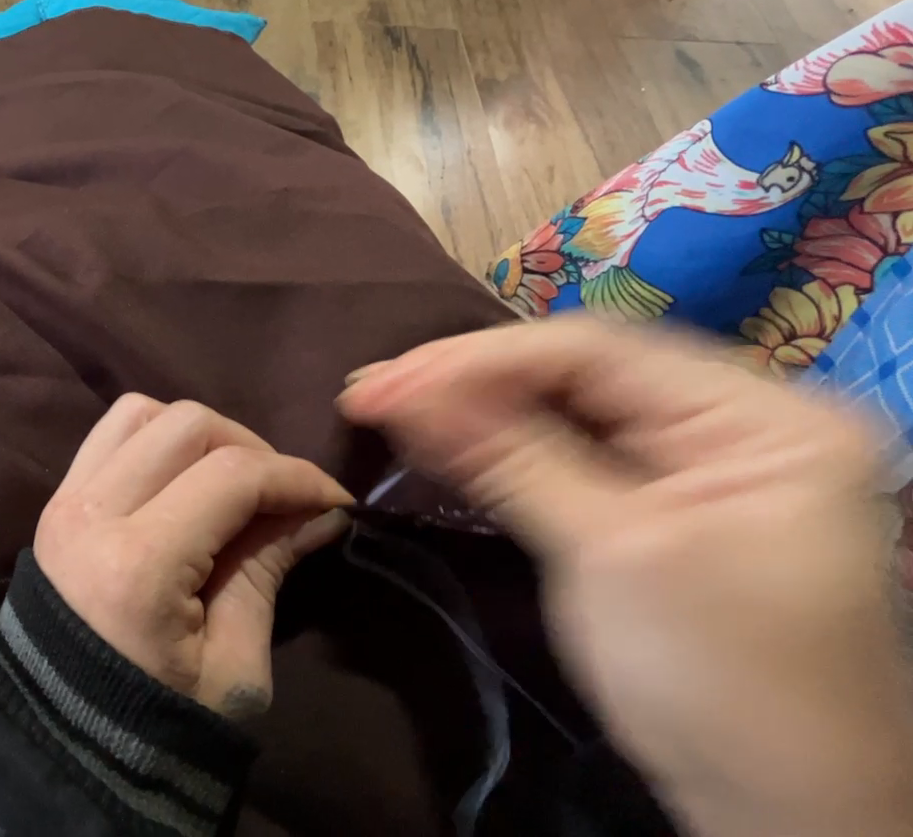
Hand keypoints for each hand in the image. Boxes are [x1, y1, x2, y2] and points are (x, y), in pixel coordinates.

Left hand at [33, 395, 352, 718]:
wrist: (63, 730)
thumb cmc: (157, 716)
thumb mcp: (233, 665)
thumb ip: (266, 571)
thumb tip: (318, 510)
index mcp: (138, 563)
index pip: (229, 476)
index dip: (294, 476)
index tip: (334, 500)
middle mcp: (91, 512)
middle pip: (184, 425)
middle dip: (251, 447)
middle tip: (283, 495)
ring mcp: (63, 498)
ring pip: (140, 413)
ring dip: (197, 434)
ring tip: (232, 481)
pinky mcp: (55, 498)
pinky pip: (109, 434)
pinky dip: (155, 437)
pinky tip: (185, 478)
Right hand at [338, 318, 912, 836]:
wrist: (777, 806)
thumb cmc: (715, 680)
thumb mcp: (608, 552)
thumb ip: (503, 455)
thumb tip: (396, 389)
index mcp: (763, 419)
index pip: (593, 351)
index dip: (473, 361)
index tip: (378, 385)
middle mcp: (732, 418)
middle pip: (572, 368)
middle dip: (461, 377)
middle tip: (366, 390)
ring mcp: (693, 454)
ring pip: (556, 400)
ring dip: (464, 402)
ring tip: (379, 402)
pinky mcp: (652, 490)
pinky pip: (557, 441)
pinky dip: (488, 437)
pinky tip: (428, 431)